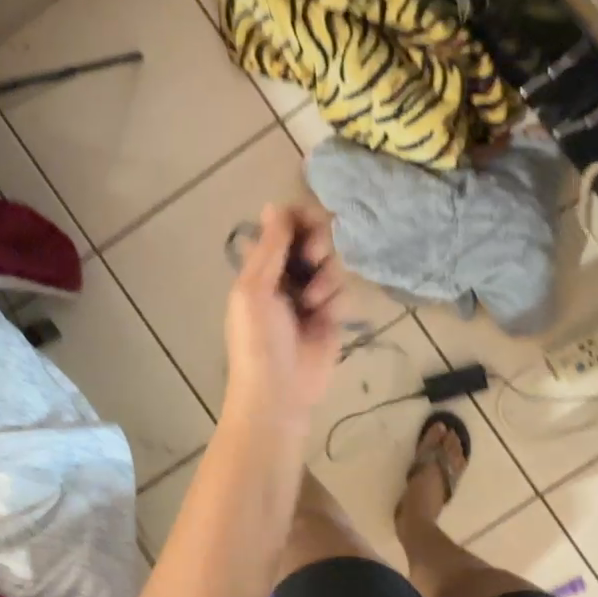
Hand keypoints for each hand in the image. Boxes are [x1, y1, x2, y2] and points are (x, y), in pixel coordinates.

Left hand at [223, 204, 343, 427]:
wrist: (279, 391)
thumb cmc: (257, 340)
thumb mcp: (254, 290)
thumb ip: (269, 248)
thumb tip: (273, 204)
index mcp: (260, 267)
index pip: (283, 227)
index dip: (298, 219)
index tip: (308, 223)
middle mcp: (286, 276)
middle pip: (313, 239)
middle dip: (317, 244)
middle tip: (314, 256)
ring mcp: (310, 296)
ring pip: (332, 264)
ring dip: (326, 276)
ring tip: (314, 301)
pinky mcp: (332, 316)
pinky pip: (343, 291)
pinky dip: (336, 300)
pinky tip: (324, 318)